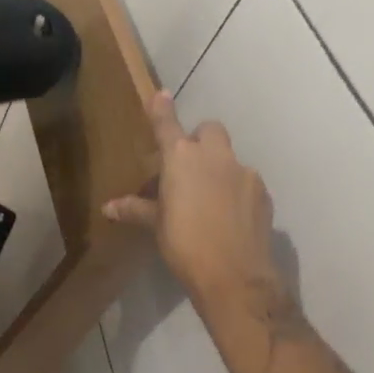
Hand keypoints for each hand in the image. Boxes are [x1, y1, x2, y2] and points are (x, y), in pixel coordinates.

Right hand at [102, 91, 279, 305]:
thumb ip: (135, 209)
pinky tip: (228, 216)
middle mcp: (215, 157)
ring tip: (208, 199)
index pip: (167, 123)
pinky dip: (235, 191)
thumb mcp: (154, 224)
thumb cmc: (184, 243)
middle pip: (209, 131)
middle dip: (199, 139)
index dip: (161, 108)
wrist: (236, 277)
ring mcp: (244, 175)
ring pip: (230, 159)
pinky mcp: (264, 196)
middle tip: (187, 164)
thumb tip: (109, 208)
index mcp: (181, 158)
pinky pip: (246, 183)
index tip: (161, 95)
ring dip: (218, 169)